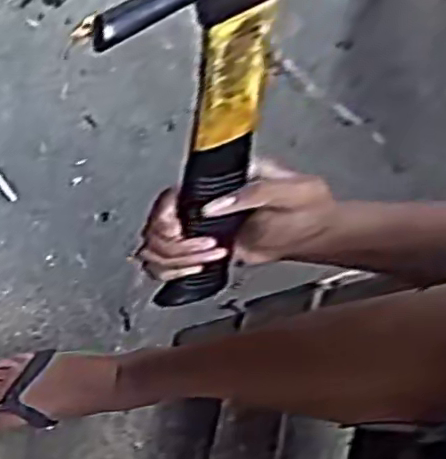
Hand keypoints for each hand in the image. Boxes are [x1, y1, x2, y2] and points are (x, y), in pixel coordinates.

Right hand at [134, 159, 337, 280]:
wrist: (307, 236)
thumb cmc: (306, 210)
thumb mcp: (294, 191)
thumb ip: (256, 191)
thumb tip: (212, 206)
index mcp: (216, 187)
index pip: (167, 200)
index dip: (164, 218)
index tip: (180, 230)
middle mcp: (194, 208)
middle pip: (154, 231)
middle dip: (176, 246)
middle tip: (209, 245)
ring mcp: (188, 232)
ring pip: (151, 251)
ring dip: (176, 260)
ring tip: (212, 256)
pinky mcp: (186, 253)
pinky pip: (156, 266)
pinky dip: (170, 272)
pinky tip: (196, 268)